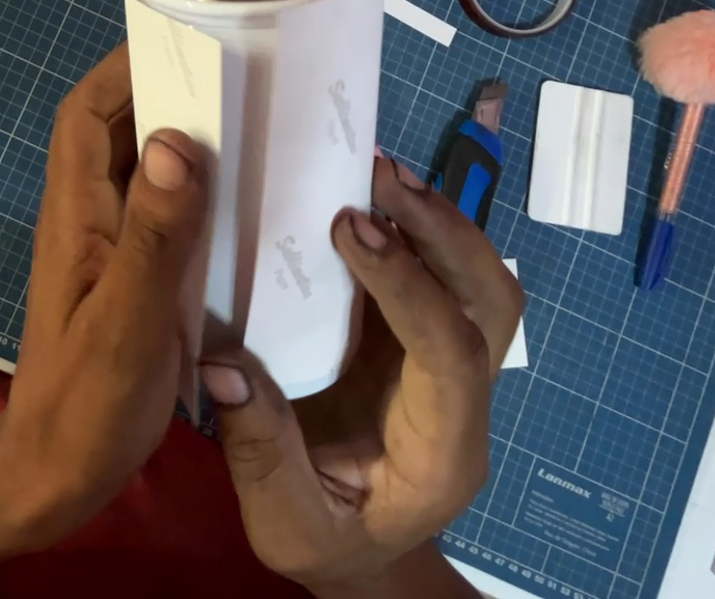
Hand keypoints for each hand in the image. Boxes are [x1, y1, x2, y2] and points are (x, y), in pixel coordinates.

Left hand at [0, 45, 209, 547]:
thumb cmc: (87, 403)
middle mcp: (88, 215)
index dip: (123, 68)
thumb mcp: (126, 322)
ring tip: (251, 118)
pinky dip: (196, 186)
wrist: (58, 472)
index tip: (180, 40)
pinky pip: (162, 208)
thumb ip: (151, 235)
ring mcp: (108, 244)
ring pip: (140, 165)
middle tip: (235, 73)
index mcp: (76, 214)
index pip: (85, 113)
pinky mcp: (132, 271)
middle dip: (163, 90)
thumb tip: (173, 138)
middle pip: (115, 128)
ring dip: (184, 135)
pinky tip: (245, 193)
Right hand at [201, 158, 522, 594]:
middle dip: (443, 230)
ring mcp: (446, 361)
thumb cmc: (326, 536)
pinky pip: (434, 272)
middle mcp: (462, 396)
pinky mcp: (415, 337)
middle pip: (491, 301)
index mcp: (441, 446)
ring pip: (476, 278)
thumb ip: (260, 453)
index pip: (451, 354)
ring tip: (372, 169)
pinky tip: (362, 195)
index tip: (349, 228)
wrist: (360, 546)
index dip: (408, 285)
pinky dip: (408, 226)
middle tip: (376, 174)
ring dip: (433, 217)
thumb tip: (223, 366)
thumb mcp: (283, 522)